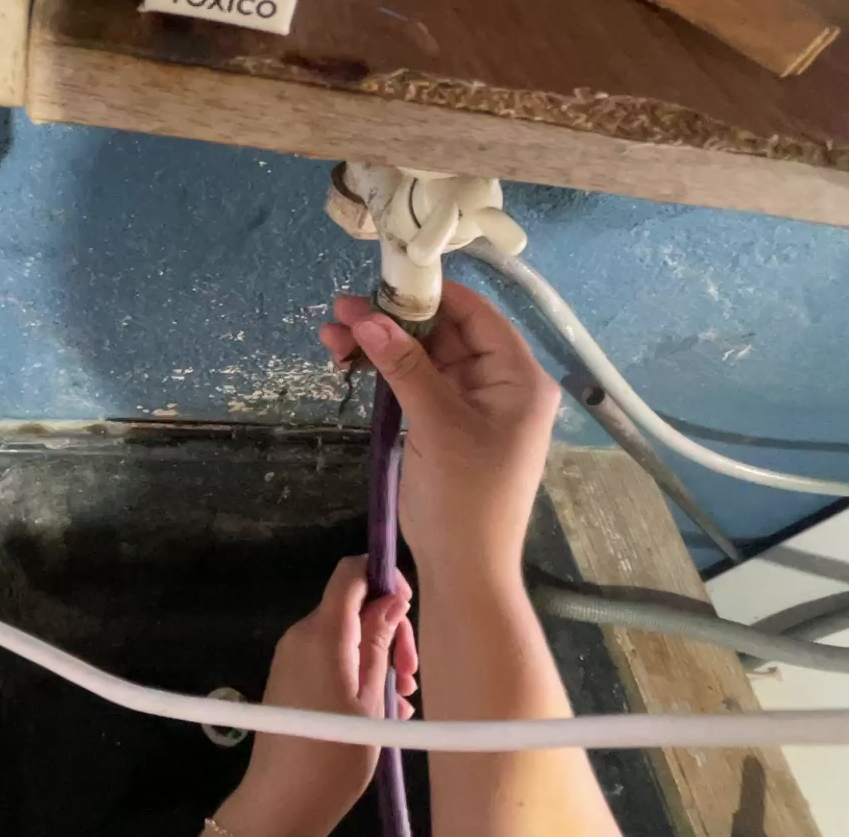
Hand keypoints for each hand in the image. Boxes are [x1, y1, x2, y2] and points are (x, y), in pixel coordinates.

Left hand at [213, 556, 418, 836]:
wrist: (281, 804)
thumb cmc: (333, 756)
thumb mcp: (372, 702)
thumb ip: (380, 644)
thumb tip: (392, 599)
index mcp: (323, 632)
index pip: (349, 573)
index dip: (382, 575)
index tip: (409, 603)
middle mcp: (303, 633)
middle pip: (351, 606)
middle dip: (388, 628)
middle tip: (412, 672)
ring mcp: (293, 653)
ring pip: (344, 633)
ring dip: (377, 655)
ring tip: (404, 698)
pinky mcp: (290, 674)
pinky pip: (330, 654)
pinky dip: (357, 669)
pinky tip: (383, 707)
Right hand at [319, 283, 559, 585]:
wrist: (462, 567)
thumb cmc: (464, 496)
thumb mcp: (437, 423)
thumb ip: (405, 365)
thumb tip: (368, 316)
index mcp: (517, 376)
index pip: (475, 314)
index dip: (431, 293)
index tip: (382, 280)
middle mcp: (497, 381)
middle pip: (443, 332)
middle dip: (392, 321)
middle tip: (341, 309)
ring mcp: (469, 401)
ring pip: (421, 355)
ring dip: (379, 344)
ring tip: (331, 335)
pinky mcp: (443, 419)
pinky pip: (413, 381)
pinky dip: (383, 370)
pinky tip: (347, 359)